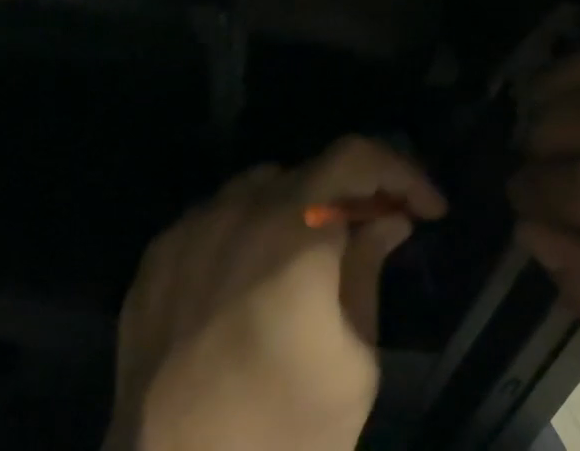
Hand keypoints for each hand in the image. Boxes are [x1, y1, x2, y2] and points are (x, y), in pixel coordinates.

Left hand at [107, 137, 446, 450]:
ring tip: (309, 260)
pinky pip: (210, 219)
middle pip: (303, 172)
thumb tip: (382, 222)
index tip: (424, 210)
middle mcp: (234, 212)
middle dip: (348, 196)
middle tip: (372, 237)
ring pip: (251, 189)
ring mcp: (187, 229)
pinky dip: (244, 231)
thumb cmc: (284, 430)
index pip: (353, 156)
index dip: (399, 170)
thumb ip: (365, 274)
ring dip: (293, 208)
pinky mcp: (156, 253)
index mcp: (292, 232)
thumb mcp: (353, 362)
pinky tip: (250, 279)